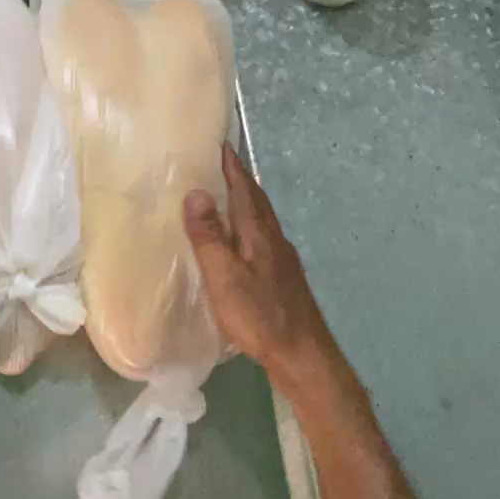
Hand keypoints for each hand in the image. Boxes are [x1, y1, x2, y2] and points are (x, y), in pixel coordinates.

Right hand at [184, 145, 344, 389]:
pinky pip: (260, 238)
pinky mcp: (281, 277)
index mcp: (259, 234)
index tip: (219, 142)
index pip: (244, 189)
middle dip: (238, 179)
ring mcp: (281, 259)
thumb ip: (210, 236)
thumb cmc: (260, 317)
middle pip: (256, 201)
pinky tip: (237, 240)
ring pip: (260, 220)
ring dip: (243, 202)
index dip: (231, 166)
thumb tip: (197, 192)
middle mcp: (274, 239)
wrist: (303, 356)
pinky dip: (246, 226)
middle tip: (217, 162)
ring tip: (222, 196)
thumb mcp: (225, 277)